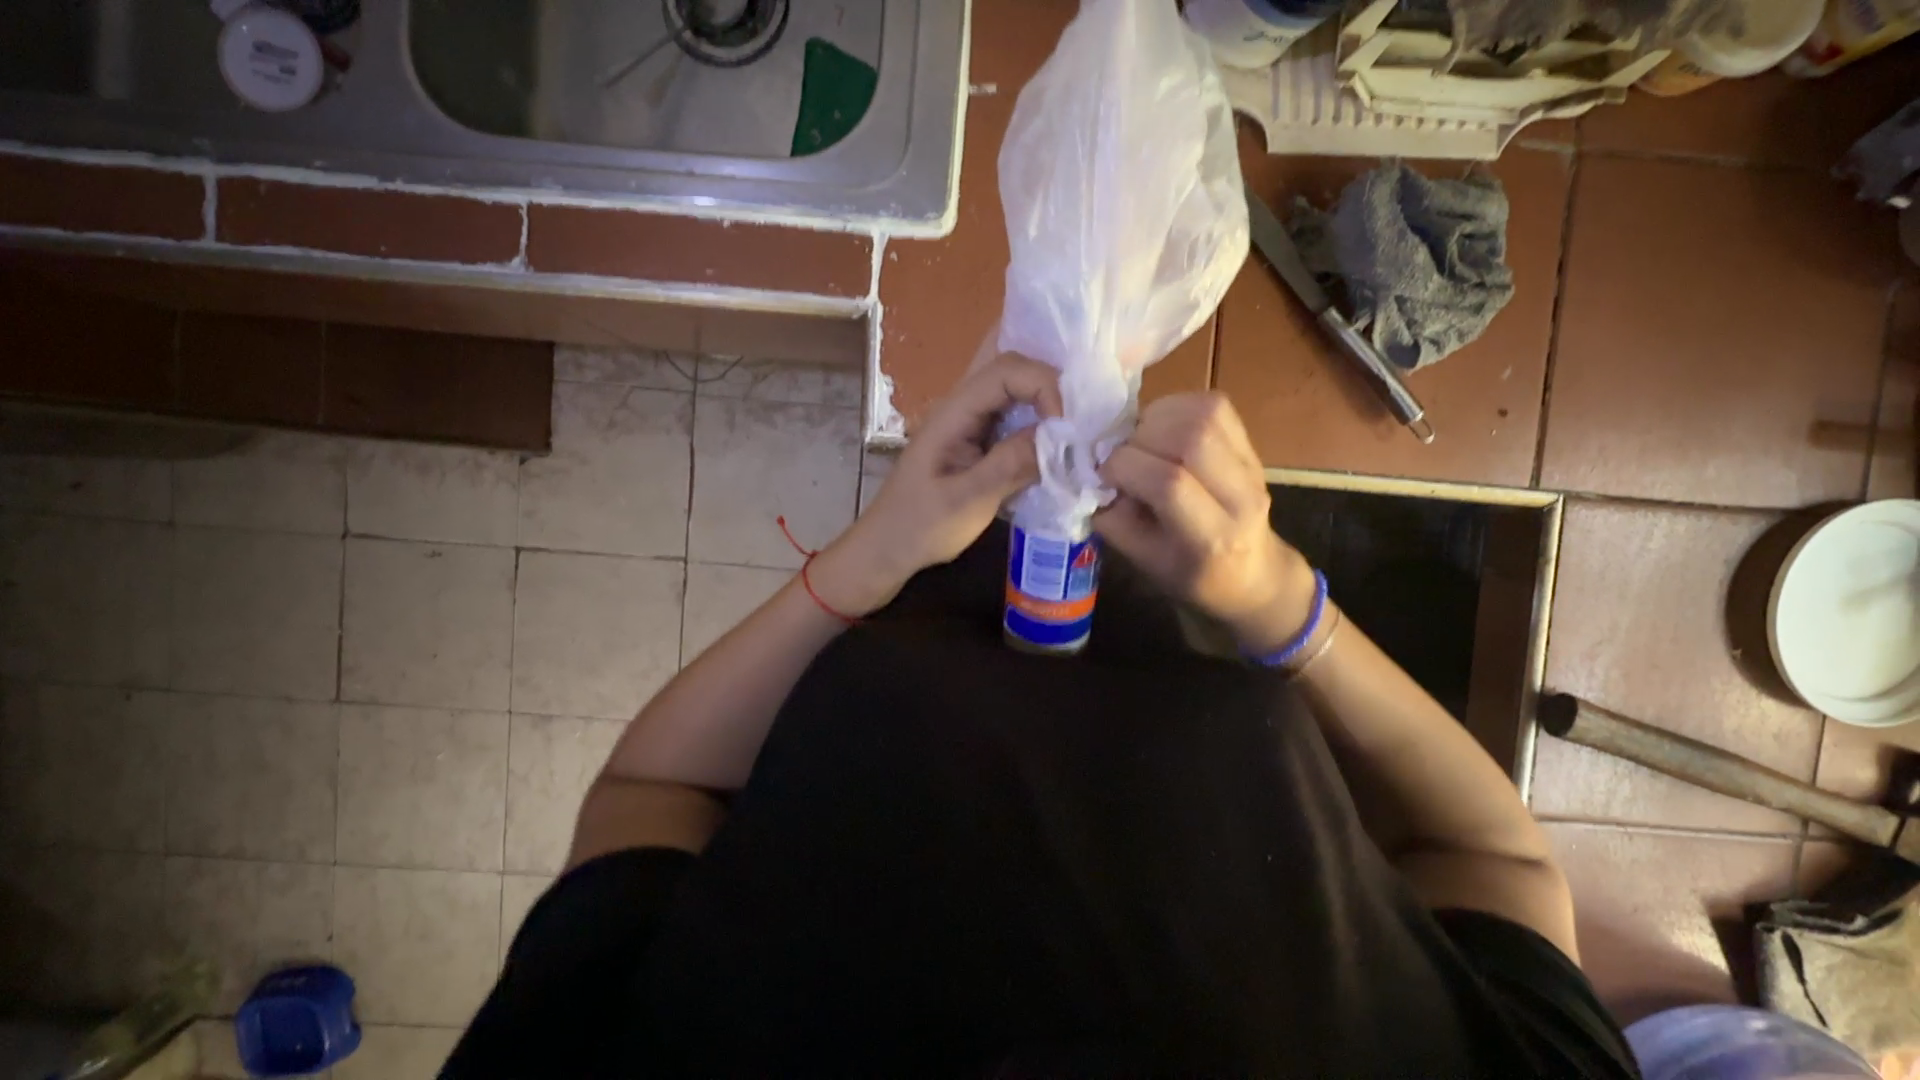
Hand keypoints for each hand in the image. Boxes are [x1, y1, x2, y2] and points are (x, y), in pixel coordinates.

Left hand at [810, 354, 1062, 615]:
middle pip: (1012, 368)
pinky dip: (1040, 423)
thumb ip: (1008, 465)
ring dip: (1048, 401)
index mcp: (953, 413)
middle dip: (1051, 382)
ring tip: (1080, 426)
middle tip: (1083, 415)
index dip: (1044, 386)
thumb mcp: (966, 501)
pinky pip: (1015, 417)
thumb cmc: (920, 527)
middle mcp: (964, 407)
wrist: (889, 549)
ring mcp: (972, 422)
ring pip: (1016, 391)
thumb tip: (1059, 436)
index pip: (1006, 371)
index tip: (1067, 426)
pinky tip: (1061, 442)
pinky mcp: (981, 442)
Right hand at [1093, 392, 1314, 653]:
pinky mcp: (1251, 444)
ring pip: (1204, 414)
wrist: (1250, 572)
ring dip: (1158, 418)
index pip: (1170, 483)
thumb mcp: (1143, 562)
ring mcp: (1251, 466)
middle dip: (1141, 438)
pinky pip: (1213, 405)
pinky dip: (1176, 408)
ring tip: (1141, 441)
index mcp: (1212, 538)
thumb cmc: (1190, 575)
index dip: (1125, 467)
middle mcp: (1241, 497)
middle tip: (1123, 455)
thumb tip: (1090, 475)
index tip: (1104, 475)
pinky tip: (1160, 428)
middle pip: (1192, 438)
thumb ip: (1114, 519)